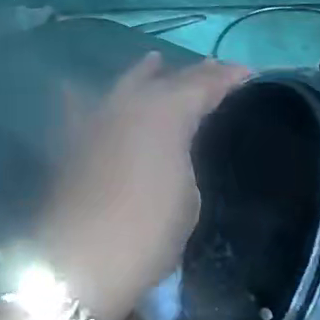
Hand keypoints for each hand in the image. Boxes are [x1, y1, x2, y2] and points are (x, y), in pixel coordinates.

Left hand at [36, 52, 250, 319]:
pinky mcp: (72, 136)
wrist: (79, 257)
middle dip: (191, 73)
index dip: (226, 77)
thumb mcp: (188, 197)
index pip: (203, 84)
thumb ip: (184, 157)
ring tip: (155, 63)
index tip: (247, 72)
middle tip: (213, 70)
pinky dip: (86, 95)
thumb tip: (174, 145)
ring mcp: (96, 115)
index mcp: (165, 112)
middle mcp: (128, 102)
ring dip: (144, 75)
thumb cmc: (147, 231)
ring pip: (124, 84)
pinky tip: (80, 87)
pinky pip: (81, 105)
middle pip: (165, 79)